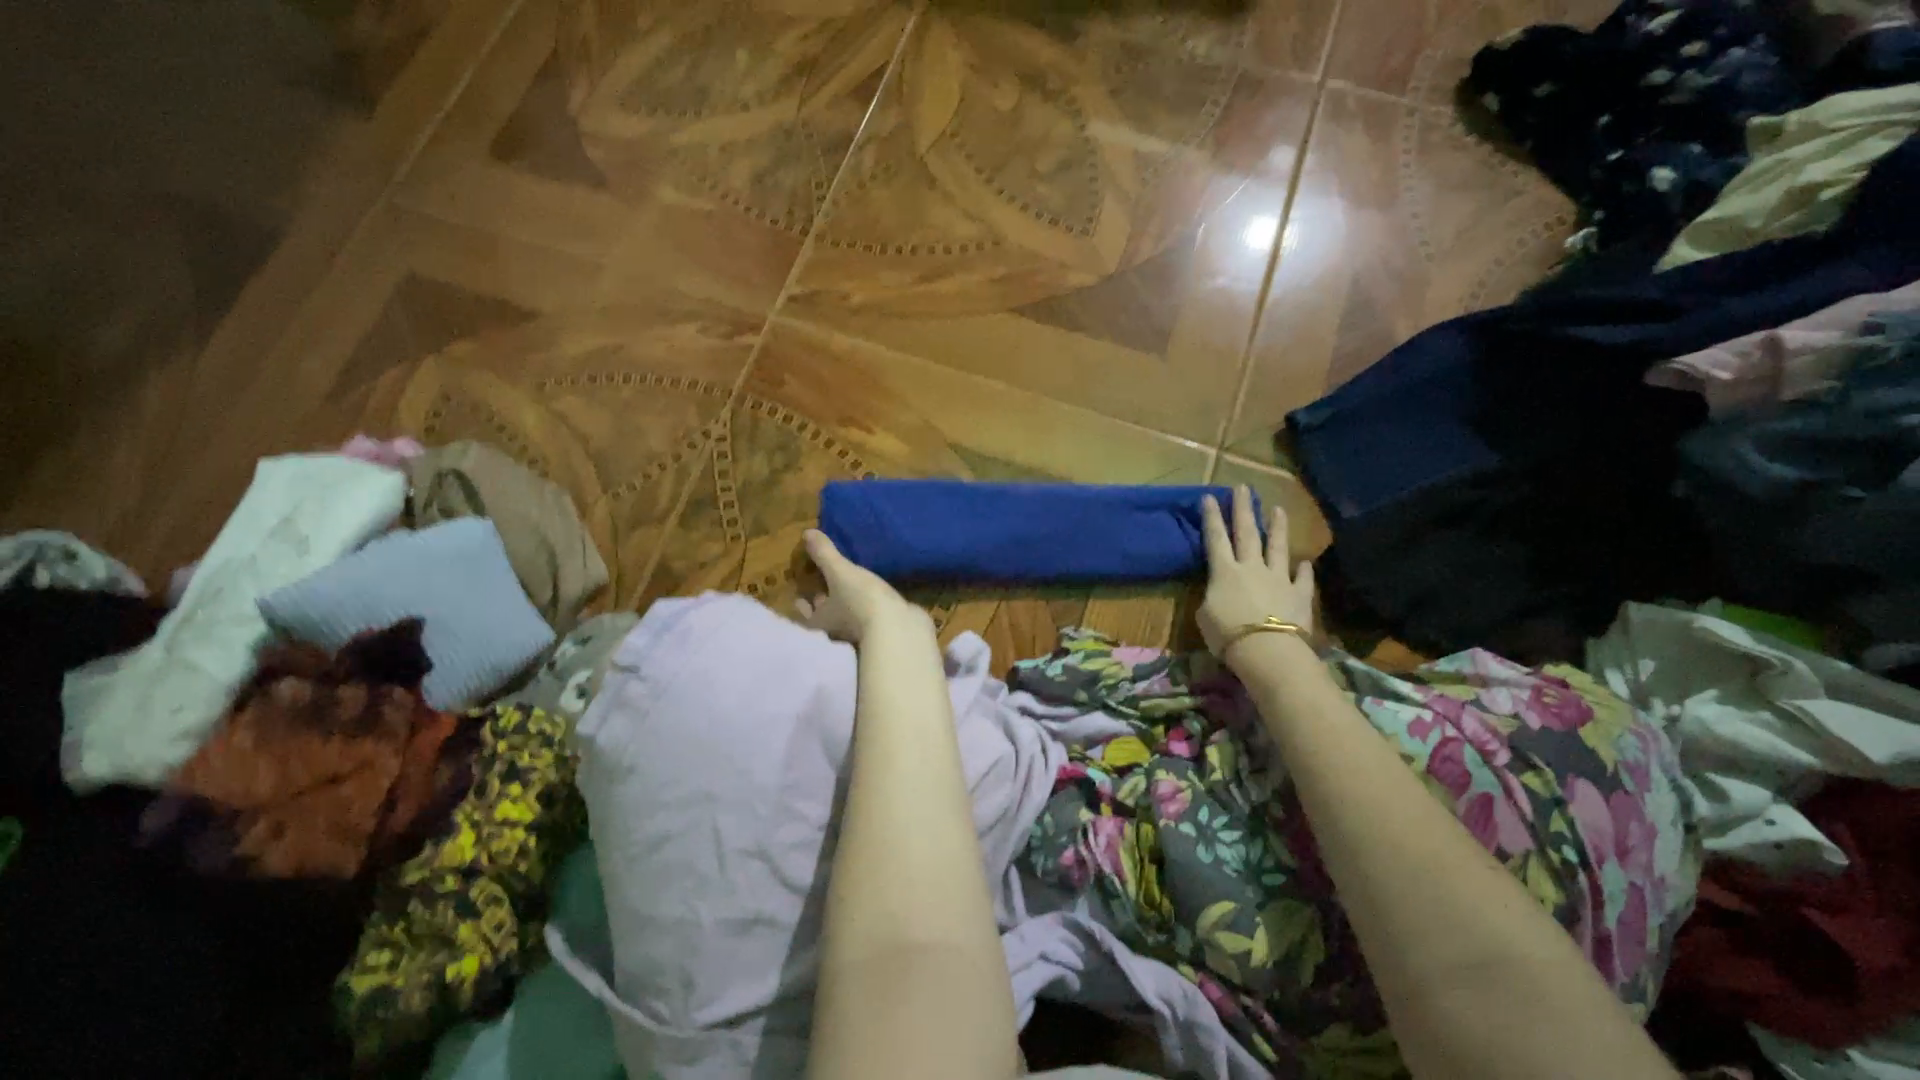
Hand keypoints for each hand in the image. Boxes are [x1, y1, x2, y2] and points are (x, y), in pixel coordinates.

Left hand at [795, 529, 928, 643]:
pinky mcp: (883, 631)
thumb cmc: (860, 601)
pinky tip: (874, 597)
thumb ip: (824, 554)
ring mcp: (862, 633)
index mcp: (823, 619)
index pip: (807, 616)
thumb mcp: (840, 572)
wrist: (897, 628)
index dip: (803, 607)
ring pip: (848, 618)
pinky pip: (870, 618)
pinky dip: (869, 609)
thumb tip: (806, 534)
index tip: (799, 598)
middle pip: (827, 618)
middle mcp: (839, 630)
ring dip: (847, 606)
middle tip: (822, 589)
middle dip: (825, 605)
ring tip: (849, 589)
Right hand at [1198, 485, 1315, 662]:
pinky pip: (1302, 579)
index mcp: (1224, 572)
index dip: (1212, 517)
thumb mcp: (1205, 617)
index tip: (1210, 497)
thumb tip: (1219, 595)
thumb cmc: (1228, 635)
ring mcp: (1279, 579)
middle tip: (1243, 488)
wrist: (1267, 650)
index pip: (1216, 538)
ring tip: (1278, 509)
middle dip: (1244, 509)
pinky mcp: (1299, 595)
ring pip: (1278, 548)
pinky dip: (1304, 570)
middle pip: (1248, 533)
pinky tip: (1305, 562)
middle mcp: (1252, 568)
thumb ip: (1212, 599)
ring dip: (1278, 528)